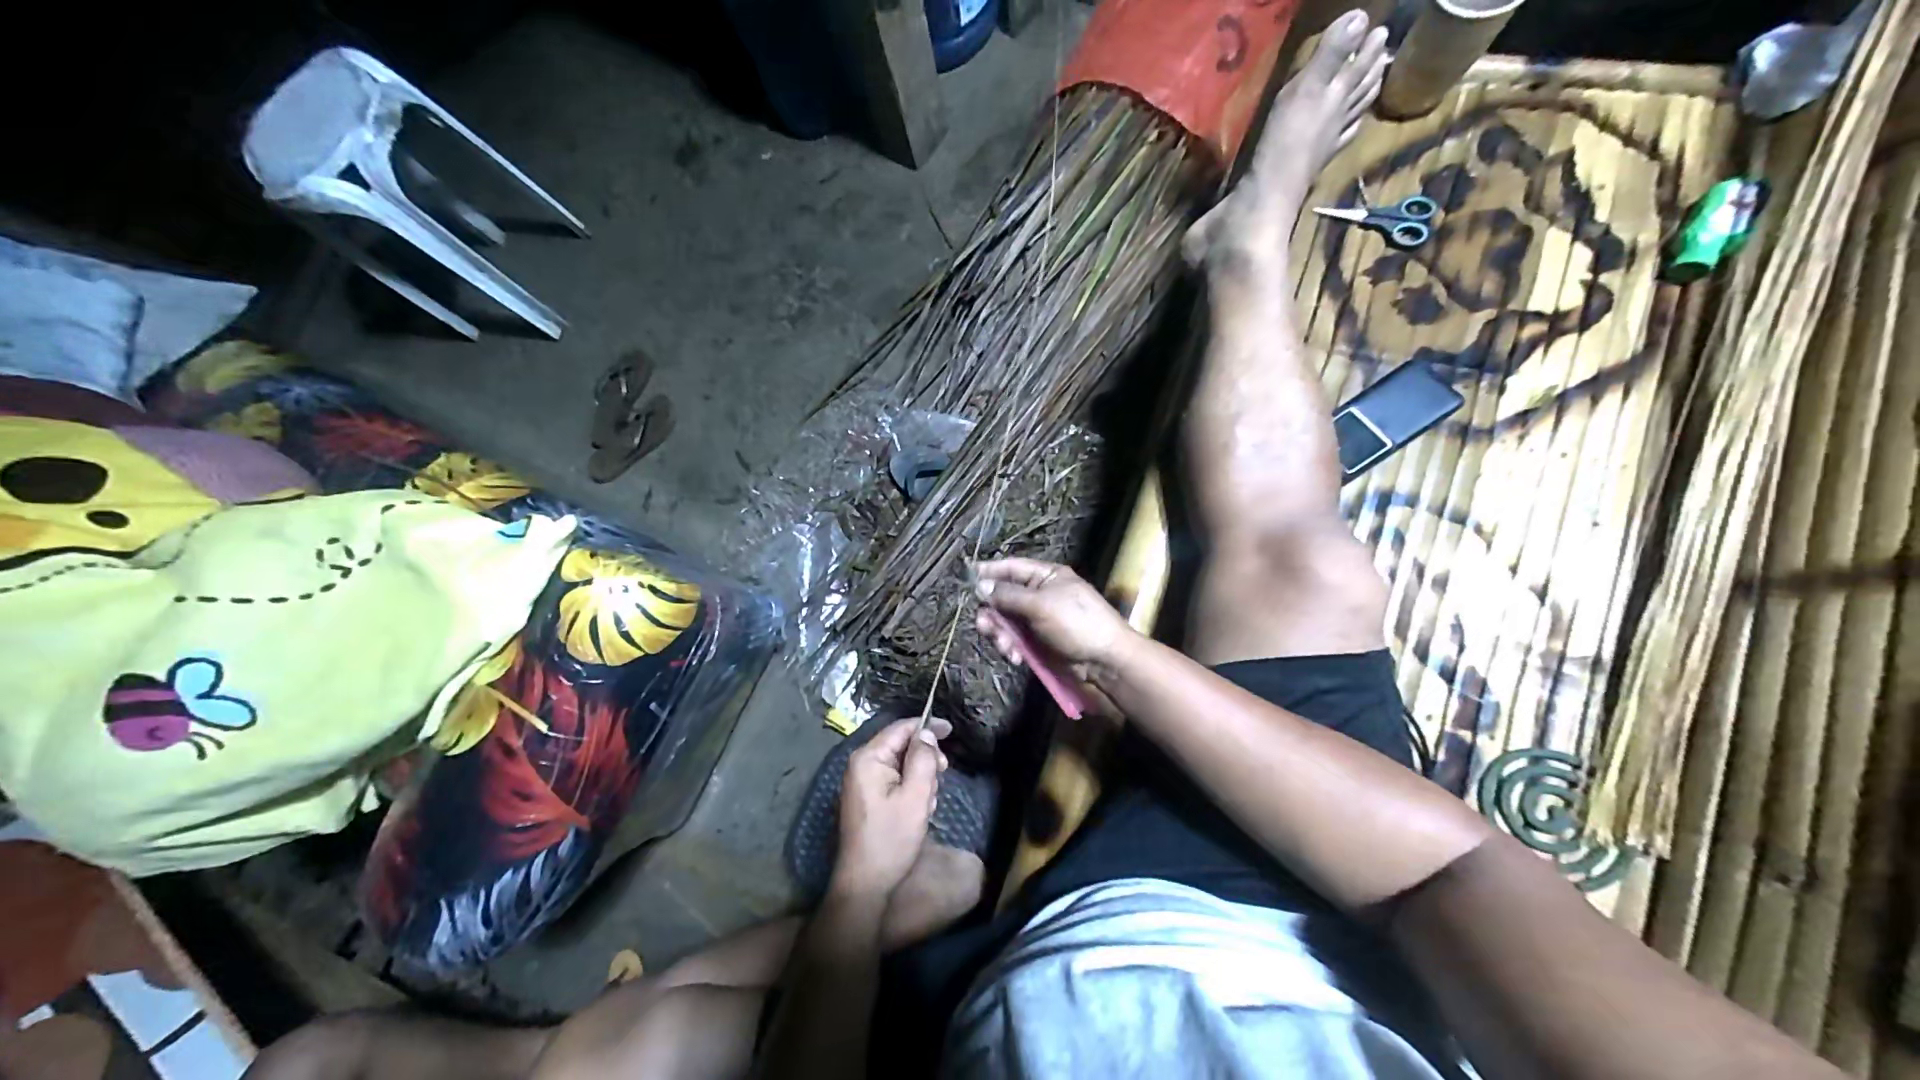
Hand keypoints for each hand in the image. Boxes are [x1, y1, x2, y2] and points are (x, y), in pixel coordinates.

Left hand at [831, 717, 948, 900]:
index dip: (927, 726)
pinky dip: (910, 789)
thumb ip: (923, 760)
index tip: (951, 730)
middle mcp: (861, 764)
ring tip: (928, 803)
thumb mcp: (916, 797)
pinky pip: (894, 781)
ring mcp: (862, 782)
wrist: (865, 884)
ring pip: (901, 764)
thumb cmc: (891, 839)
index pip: (900, 729)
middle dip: (924, 758)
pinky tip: (919, 810)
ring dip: (920, 778)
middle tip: (942, 776)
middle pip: (901, 745)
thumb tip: (927, 733)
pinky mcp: (867, 798)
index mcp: (868, 759)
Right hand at [971, 558, 1131, 674]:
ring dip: (1001, 634)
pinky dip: (1012, 648)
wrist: (1104, 660)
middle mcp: (1040, 594)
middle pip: (1004, 597)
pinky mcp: (1039, 641)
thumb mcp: (1041, 604)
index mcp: (1046, 576)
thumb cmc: (1077, 623)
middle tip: (984, 625)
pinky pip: (1016, 640)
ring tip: (1006, 647)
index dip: (989, 571)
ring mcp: (1039, 619)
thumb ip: (1008, 595)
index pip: (1011, 568)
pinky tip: (1017, 657)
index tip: (967, 577)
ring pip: (1006, 622)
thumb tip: (981, 586)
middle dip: (992, 613)